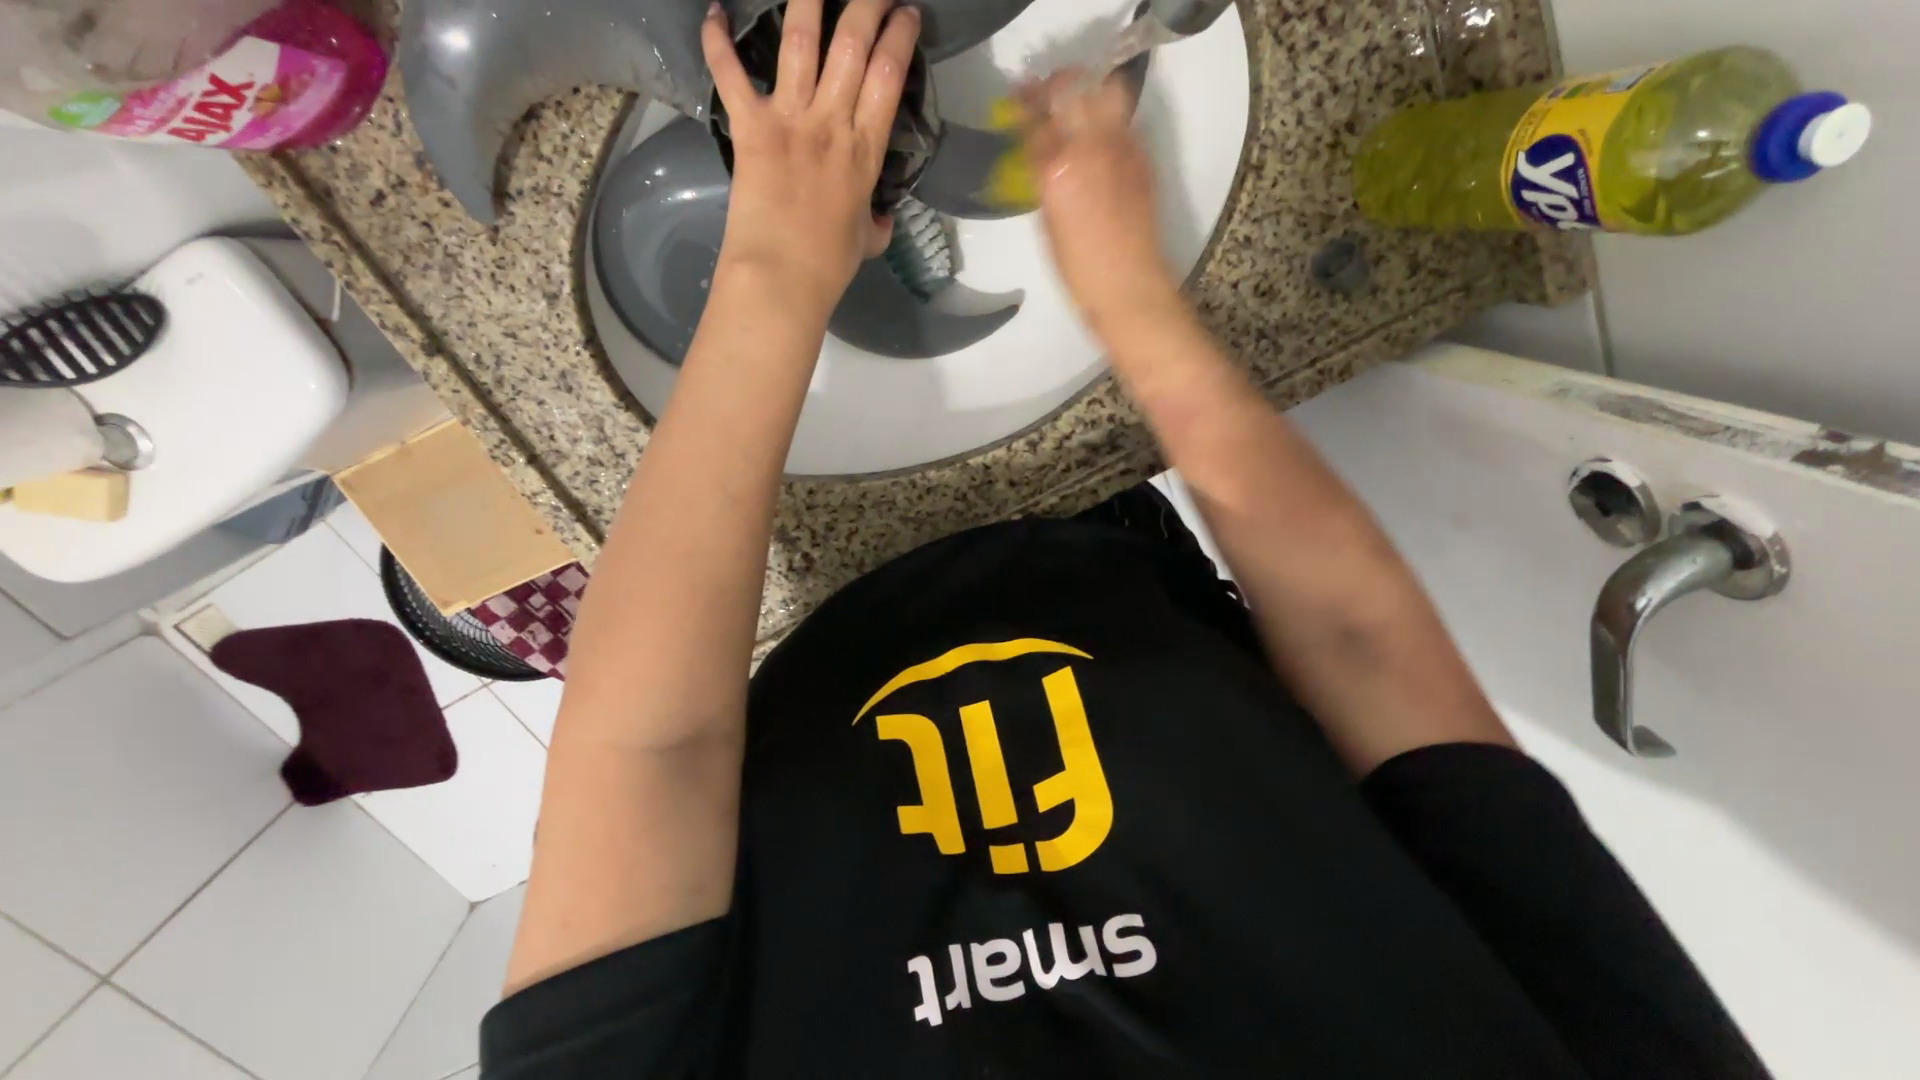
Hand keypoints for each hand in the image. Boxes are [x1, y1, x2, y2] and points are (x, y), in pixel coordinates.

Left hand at [702, 0, 919, 316]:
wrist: (782, 277)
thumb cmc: (829, 265)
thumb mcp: (867, 242)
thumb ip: (877, 222)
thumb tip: (882, 217)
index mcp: (865, 151)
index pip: (890, 76)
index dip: (900, 36)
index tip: (906, 14)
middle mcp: (832, 123)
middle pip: (853, 45)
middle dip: (866, 4)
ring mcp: (790, 121)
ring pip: (801, 42)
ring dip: (809, 0)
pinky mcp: (750, 129)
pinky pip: (731, 75)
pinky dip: (718, 42)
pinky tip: (714, 11)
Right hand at [1022, 75, 1181, 326]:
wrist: (1130, 285)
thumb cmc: (1079, 268)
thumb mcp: (1047, 223)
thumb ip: (1044, 179)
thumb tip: (1041, 156)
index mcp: (1057, 168)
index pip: (1036, 117)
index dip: (1024, 104)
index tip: (1018, 100)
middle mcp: (1091, 147)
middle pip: (1073, 88)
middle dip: (1057, 85)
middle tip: (1048, 95)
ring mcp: (1122, 148)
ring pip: (1106, 93)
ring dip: (1089, 94)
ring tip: (1078, 110)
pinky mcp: (1143, 158)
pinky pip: (1124, 123)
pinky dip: (1109, 123)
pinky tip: (1099, 144)